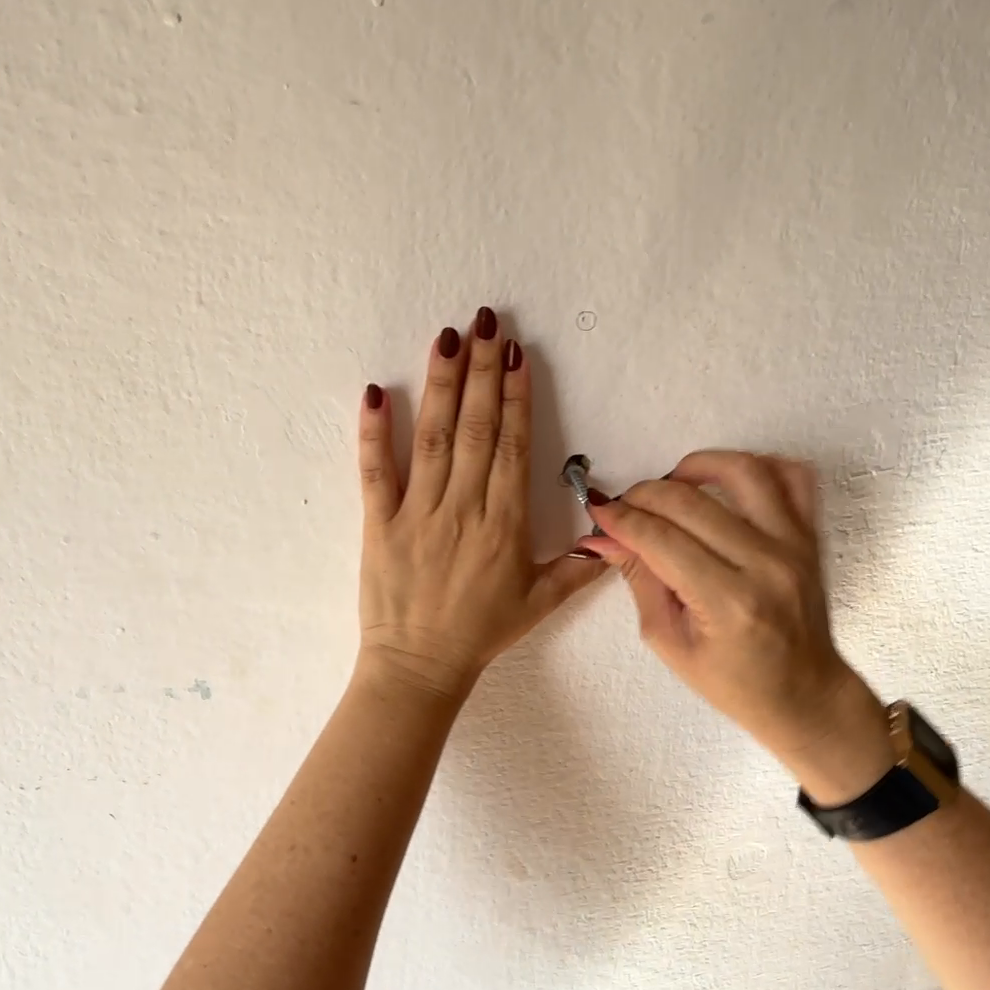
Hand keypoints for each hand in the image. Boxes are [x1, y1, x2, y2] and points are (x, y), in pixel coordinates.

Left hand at [355, 309, 604, 699]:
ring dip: (440, 385)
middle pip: (475, 429)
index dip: (515, 397)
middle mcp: (462, 509)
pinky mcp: (379, 524)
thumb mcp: (540, 603)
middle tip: (487, 321)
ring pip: (432, 439)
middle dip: (482, 371)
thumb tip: (615, 535)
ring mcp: (418, 514)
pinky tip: (377, 391)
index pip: (511, 447)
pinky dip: (374, 432)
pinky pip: (375, 472)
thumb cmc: (481, 632)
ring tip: (447, 337)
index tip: (516, 353)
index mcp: (503, 524)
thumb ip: (580, 567)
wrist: (419, 667)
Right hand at [578, 451, 892, 800]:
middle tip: (625, 506)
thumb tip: (602, 535)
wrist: (804, 694)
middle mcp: (766, 566)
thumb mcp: (669, 640)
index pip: (660, 539)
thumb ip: (639, 578)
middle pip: (691, 502)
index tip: (598, 511)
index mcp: (729, 603)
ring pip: (743, 472)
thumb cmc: (734, 681)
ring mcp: (794, 546)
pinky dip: (758, 464)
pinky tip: (725, 480)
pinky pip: (793, 476)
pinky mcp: (810, 536)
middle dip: (644, 495)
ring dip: (697, 466)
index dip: (621, 519)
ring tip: (673, 483)